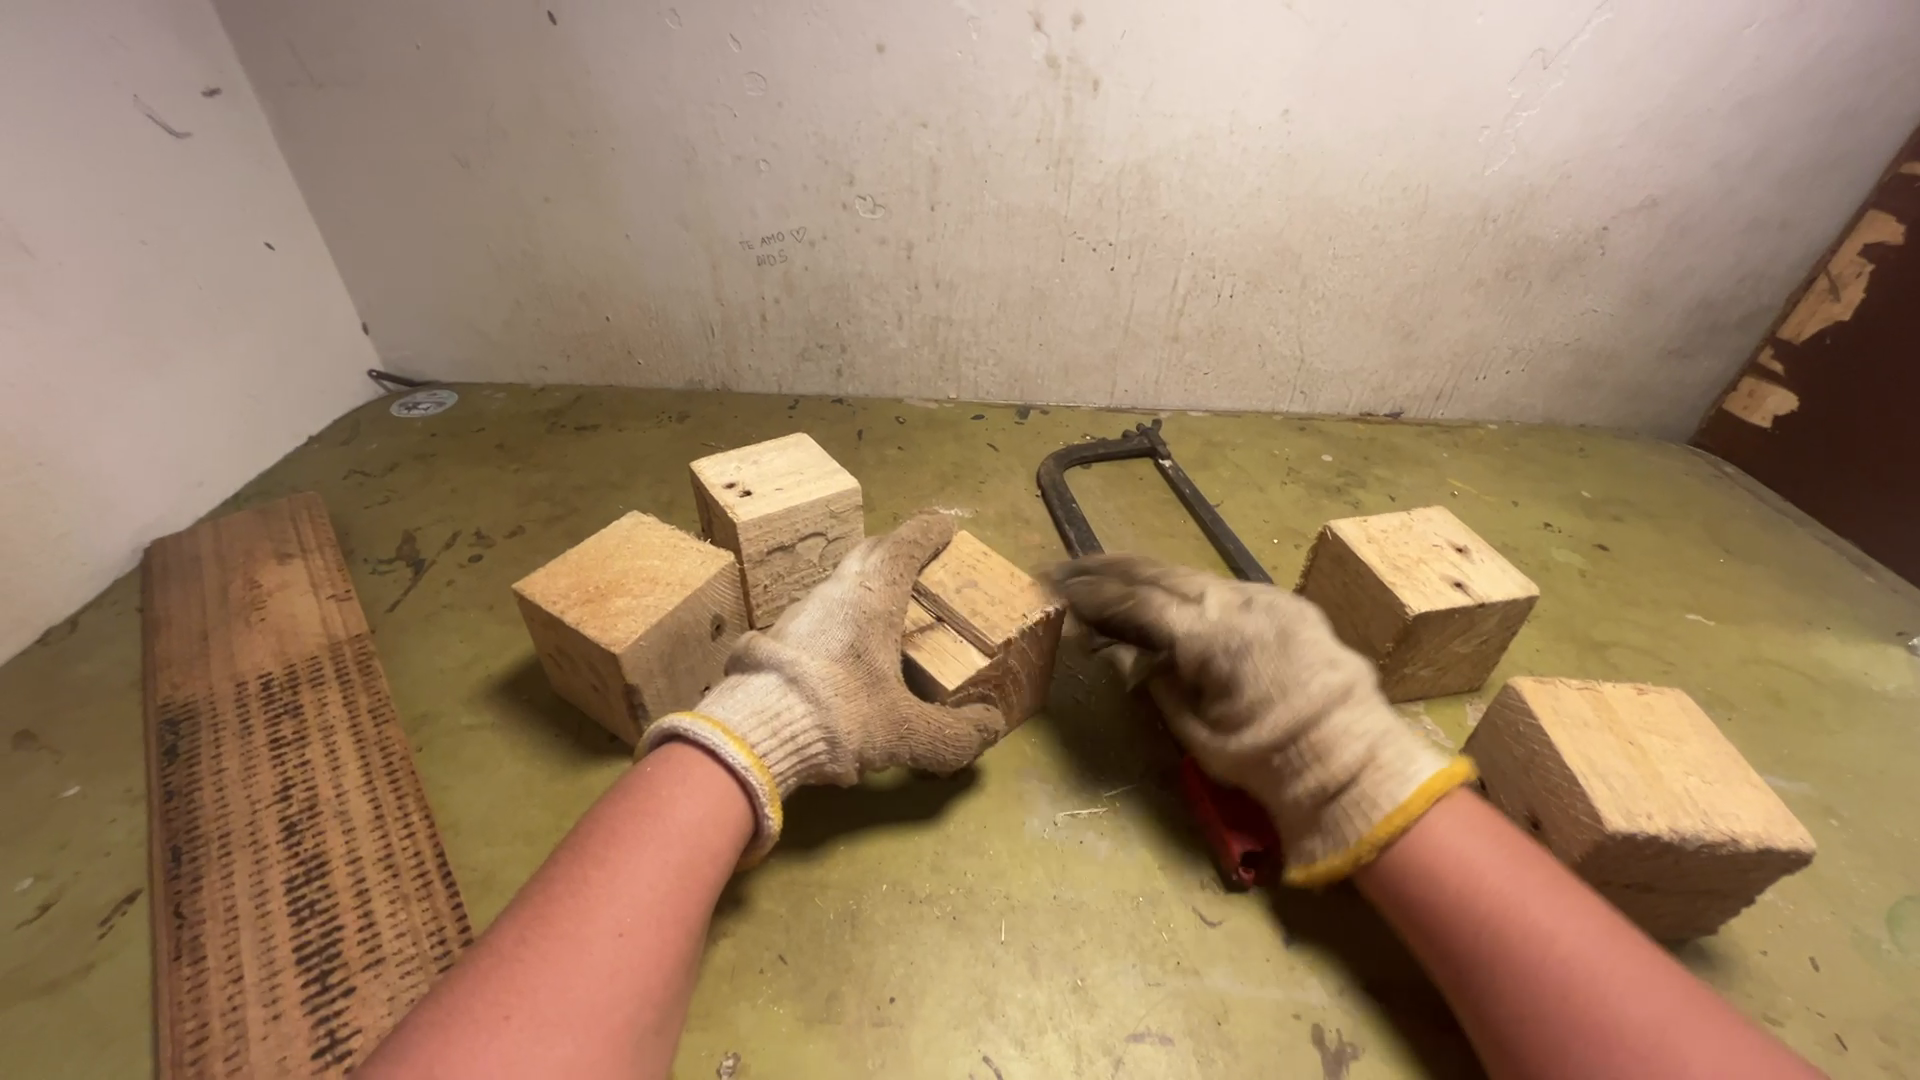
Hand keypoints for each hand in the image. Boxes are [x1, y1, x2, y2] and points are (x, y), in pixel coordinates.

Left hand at [642, 512, 1008, 865]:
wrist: (751, 735)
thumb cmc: (840, 716)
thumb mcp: (907, 733)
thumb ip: (955, 734)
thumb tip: (990, 724)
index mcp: (873, 599)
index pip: (904, 546)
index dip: (928, 531)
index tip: (945, 523)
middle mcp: (834, 593)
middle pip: (868, 554)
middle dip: (896, 548)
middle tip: (917, 559)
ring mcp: (796, 612)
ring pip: (837, 583)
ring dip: (862, 585)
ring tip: (881, 608)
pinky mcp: (770, 639)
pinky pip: (814, 615)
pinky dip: (836, 619)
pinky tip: (838, 651)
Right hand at [1053, 554, 1474, 886]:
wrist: (1351, 762)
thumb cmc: (1262, 760)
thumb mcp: (1193, 729)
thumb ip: (1152, 679)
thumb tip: (1114, 649)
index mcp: (1209, 637)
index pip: (1135, 602)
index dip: (1091, 594)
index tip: (1056, 587)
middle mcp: (1236, 602)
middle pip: (1157, 574)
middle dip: (1107, 569)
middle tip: (1067, 565)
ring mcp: (1265, 596)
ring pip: (1191, 574)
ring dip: (1145, 574)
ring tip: (1106, 571)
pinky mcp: (1285, 601)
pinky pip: (1223, 586)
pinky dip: (1184, 587)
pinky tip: (1165, 591)